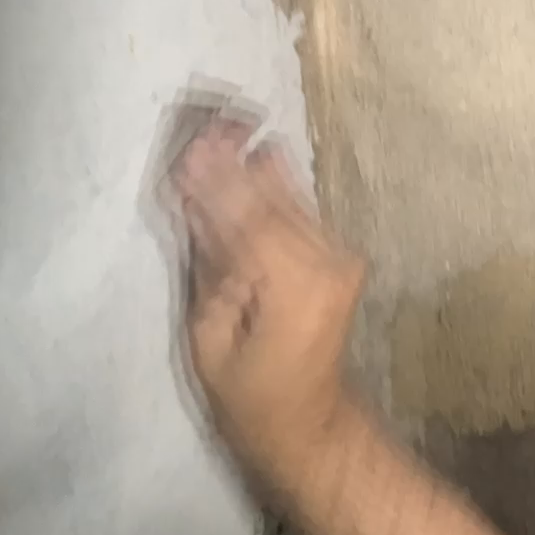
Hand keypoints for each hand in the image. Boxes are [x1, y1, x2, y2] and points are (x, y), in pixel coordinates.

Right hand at [171, 118, 367, 503]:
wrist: (309, 417)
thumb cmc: (248, 395)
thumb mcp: (210, 337)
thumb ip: (211, 266)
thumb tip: (198, 204)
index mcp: (296, 287)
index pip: (247, 221)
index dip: (217, 183)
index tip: (192, 145)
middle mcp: (329, 263)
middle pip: (274, 203)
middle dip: (238, 164)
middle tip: (214, 118)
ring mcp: (343, 258)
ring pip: (293, 203)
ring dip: (260, 167)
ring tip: (232, 125)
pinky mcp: (343, 258)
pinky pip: (305, 217)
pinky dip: (279, 190)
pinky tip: (263, 156)